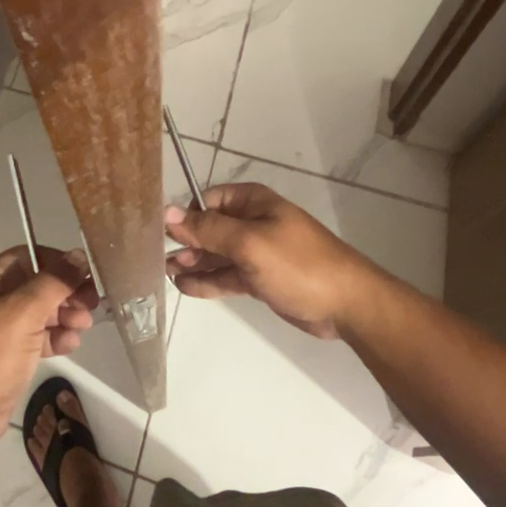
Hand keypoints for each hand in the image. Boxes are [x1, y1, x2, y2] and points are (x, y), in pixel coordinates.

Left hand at [0, 246, 98, 446]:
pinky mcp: (10, 355)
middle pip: (39, 284)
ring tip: (84, 326)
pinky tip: (71, 344)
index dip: (58, 262)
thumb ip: (54, 281)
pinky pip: (38, 338)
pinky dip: (56, 338)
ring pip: (42, 312)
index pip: (31, 255)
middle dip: (66, 292)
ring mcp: (2, 328)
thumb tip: (79, 255)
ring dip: (65, 315)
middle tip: (93, 303)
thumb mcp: (23, 310)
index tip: (85, 274)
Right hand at [164, 182, 378, 338]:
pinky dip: (208, 280)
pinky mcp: (261, 279)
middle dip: (185, 242)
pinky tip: (185, 286)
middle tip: (158, 260)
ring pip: (216, 254)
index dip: (184, 217)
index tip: (159, 235)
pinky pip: (227, 275)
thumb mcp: (249, 243)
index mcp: (252, 202)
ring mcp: (257, 252)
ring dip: (193, 262)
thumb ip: (208, 229)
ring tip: (164, 274)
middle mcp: (253, 222)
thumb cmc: (298, 264)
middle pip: (209, 228)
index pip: (207, 202)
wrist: (347, 304)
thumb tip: (168, 213)